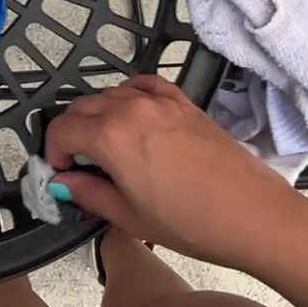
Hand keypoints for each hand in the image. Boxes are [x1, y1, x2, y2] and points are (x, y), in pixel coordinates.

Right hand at [47, 75, 299, 269]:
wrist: (254, 214)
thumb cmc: (192, 223)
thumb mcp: (129, 216)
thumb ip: (88, 193)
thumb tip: (62, 181)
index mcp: (111, 136)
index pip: (61, 129)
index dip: (53, 152)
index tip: (62, 172)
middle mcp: (129, 107)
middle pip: (80, 107)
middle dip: (72, 134)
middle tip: (81, 165)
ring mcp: (158, 99)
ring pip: (108, 94)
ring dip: (97, 116)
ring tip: (108, 148)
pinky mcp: (181, 99)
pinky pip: (141, 83)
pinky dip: (128, 94)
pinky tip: (132, 114)